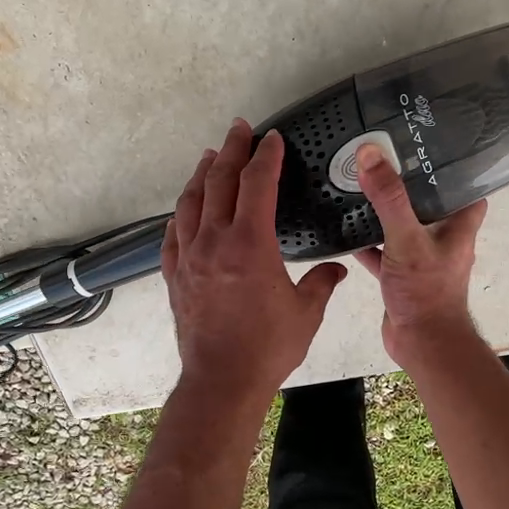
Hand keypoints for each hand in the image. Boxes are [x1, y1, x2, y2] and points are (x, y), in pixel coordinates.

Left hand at [161, 120, 345, 400]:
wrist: (222, 379)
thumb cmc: (268, 347)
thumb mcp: (305, 313)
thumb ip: (320, 284)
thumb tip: (335, 270)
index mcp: (251, 243)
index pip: (257, 184)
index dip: (266, 156)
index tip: (272, 138)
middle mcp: (215, 241)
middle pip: (219, 181)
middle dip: (231, 150)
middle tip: (239, 129)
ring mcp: (189, 257)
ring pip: (190, 202)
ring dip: (201, 174)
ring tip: (209, 157)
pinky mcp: (175, 277)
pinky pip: (173, 234)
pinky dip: (181, 213)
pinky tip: (185, 209)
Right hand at [351, 144, 488, 364]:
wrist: (422, 343)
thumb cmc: (427, 291)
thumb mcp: (407, 238)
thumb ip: (389, 199)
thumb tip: (371, 154)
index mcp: (458, 227)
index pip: (467, 189)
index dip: (455, 169)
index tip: (432, 147)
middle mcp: (444, 240)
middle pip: (430, 204)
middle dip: (408, 184)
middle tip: (384, 157)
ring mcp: (422, 260)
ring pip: (403, 228)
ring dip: (385, 212)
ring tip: (360, 185)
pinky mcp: (402, 277)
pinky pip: (382, 253)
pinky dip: (366, 243)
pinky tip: (343, 229)